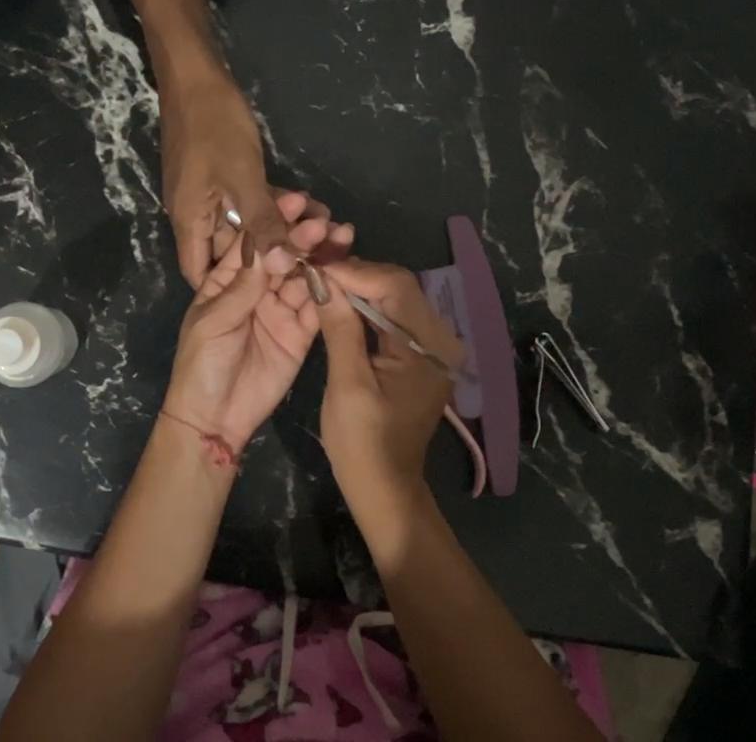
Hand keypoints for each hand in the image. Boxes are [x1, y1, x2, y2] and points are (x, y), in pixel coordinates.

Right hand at [160, 80, 301, 286]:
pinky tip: (306, 203)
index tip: (268, 294)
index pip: (198, 273)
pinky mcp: (219, 176)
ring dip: (277, 226)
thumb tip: (283, 265)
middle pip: (228, 249)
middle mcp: (194, 214)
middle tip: (313, 255)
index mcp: (189, 221)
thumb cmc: (214, 126)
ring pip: (243, 224)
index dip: (227, 289)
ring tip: (320, 227)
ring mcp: (206, 194)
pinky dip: (271, 205)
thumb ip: (262, 223)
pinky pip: (246, 202)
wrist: (194, 74)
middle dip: (269, 254)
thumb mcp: (243, 178)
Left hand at [163, 229, 326, 456]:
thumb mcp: (215, 321)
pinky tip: (343, 273)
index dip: (272, 221)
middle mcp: (256, 289)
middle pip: (282, 256)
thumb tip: (272, 246)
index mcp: (226, 280)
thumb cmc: (201, 364)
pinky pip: (317, 308)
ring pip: (303, 277)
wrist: (214, 418)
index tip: (295, 200)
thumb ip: (245, 285)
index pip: (252, 243)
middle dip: (302, 237)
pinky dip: (330, 291)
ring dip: (321, 258)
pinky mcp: (300, 334)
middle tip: (325, 222)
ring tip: (340, 238)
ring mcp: (279, 310)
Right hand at [314, 259, 465, 496]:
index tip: (314, 268)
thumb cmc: (363, 443)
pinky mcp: (420, 355)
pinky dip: (367, 307)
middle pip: (399, 286)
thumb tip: (322, 279)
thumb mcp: (347, 385)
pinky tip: (340, 305)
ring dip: (360, 287)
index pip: (396, 286)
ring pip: (396, 297)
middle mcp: (442, 340)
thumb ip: (340, 329)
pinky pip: (395, 316)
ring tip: (322, 284)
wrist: (384, 487)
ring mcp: (434, 347)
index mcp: (430, 348)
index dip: (354, 272)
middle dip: (357, 275)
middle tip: (314, 273)